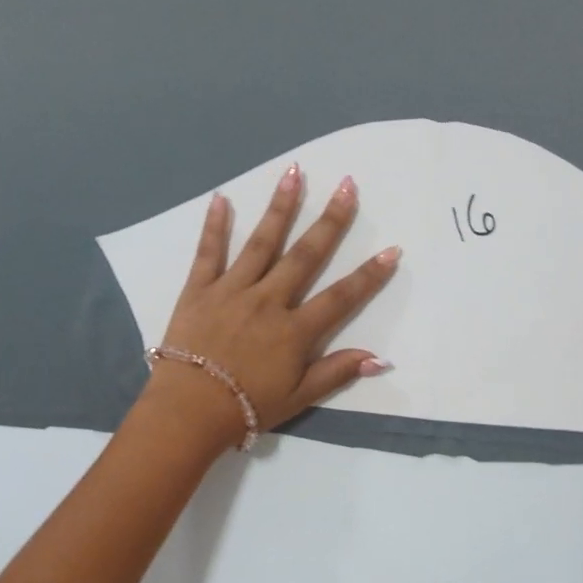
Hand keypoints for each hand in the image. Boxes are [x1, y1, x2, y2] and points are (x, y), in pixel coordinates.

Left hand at [147, 164, 400, 449]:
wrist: (189, 409)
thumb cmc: (246, 407)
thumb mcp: (298, 397)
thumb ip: (336, 372)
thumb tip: (380, 358)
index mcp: (294, 330)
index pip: (340, 297)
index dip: (369, 276)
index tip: (393, 250)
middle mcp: (267, 300)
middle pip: (304, 255)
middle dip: (330, 220)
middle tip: (347, 186)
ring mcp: (232, 290)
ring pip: (261, 242)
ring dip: (279, 207)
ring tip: (294, 173)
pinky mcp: (199, 288)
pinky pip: (208, 252)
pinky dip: (214, 225)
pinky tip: (221, 198)